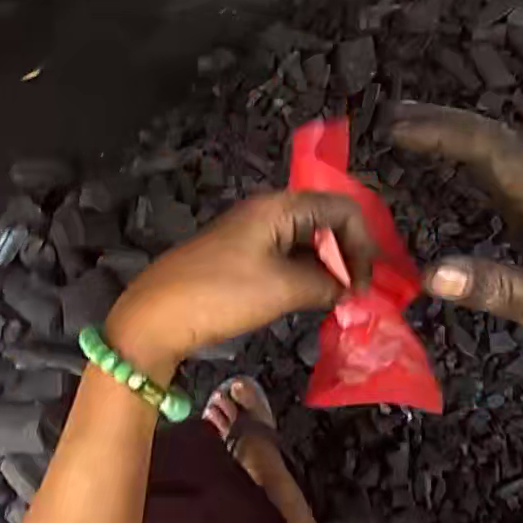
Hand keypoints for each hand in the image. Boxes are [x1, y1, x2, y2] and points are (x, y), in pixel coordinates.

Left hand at [103, 192, 377, 379]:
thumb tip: (350, 290)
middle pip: (327, 222)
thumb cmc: (220, 294)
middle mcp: (267, 213)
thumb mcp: (283, 288)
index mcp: (279, 207)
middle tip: (356, 296)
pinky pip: (287, 258)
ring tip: (337, 303)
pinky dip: (306, 277)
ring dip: (328, 269)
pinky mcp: (241, 257)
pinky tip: (312, 301)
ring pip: (307, 243)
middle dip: (348, 256)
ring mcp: (252, 234)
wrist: (156, 315)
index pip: (343, 209)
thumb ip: (327, 284)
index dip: (364, 244)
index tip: (365, 285)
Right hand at [390, 103, 522, 379]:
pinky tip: (449, 170)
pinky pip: (497, 178)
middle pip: (494, 140)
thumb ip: (493, 289)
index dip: (441, 133)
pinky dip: (465, 161)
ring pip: (496, 155)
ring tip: (411, 129)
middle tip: (393, 115)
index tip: (395, 129)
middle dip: (442, 121)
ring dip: (454, 135)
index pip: (491, 150)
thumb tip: (430, 274)